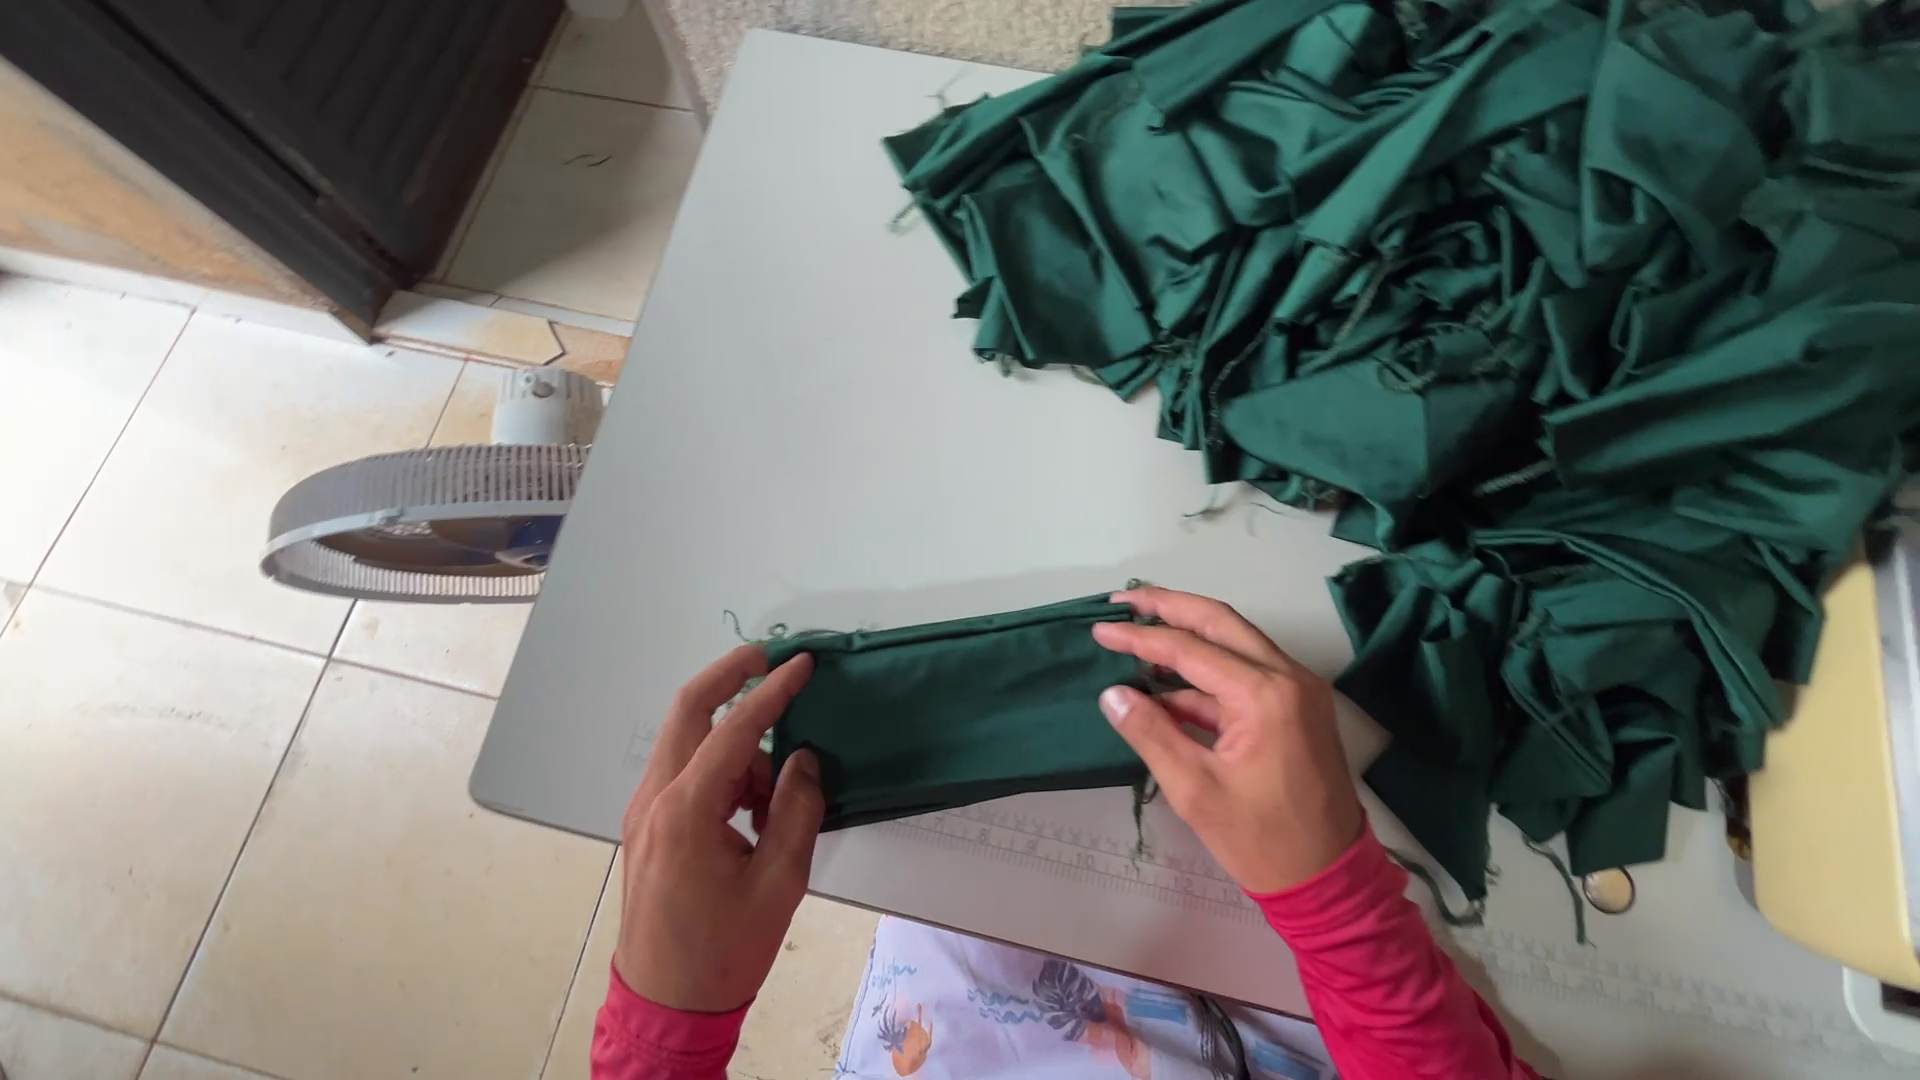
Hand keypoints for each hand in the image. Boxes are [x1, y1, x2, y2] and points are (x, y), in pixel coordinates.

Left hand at [615, 646, 823, 1012]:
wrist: (665, 1010)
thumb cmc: (724, 951)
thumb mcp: (779, 882)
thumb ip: (797, 809)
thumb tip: (803, 759)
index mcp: (684, 811)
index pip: (732, 729)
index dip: (772, 691)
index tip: (802, 663)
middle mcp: (655, 798)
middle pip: (688, 710)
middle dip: (729, 675)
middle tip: (769, 657)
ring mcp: (645, 811)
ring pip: (692, 743)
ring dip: (736, 746)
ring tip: (776, 798)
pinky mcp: (649, 825)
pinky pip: (689, 773)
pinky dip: (723, 771)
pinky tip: (753, 812)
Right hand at [1092, 587, 1364, 894]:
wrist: (1330, 879)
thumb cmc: (1260, 839)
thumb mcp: (1194, 790)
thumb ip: (1150, 733)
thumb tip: (1112, 693)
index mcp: (1264, 694)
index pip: (1188, 648)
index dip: (1138, 637)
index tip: (1100, 630)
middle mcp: (1287, 676)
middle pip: (1219, 620)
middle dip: (1168, 606)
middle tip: (1123, 600)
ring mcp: (1297, 688)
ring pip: (1234, 639)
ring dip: (1187, 632)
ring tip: (1138, 630)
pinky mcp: (1295, 704)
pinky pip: (1244, 670)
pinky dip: (1204, 669)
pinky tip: (1166, 681)